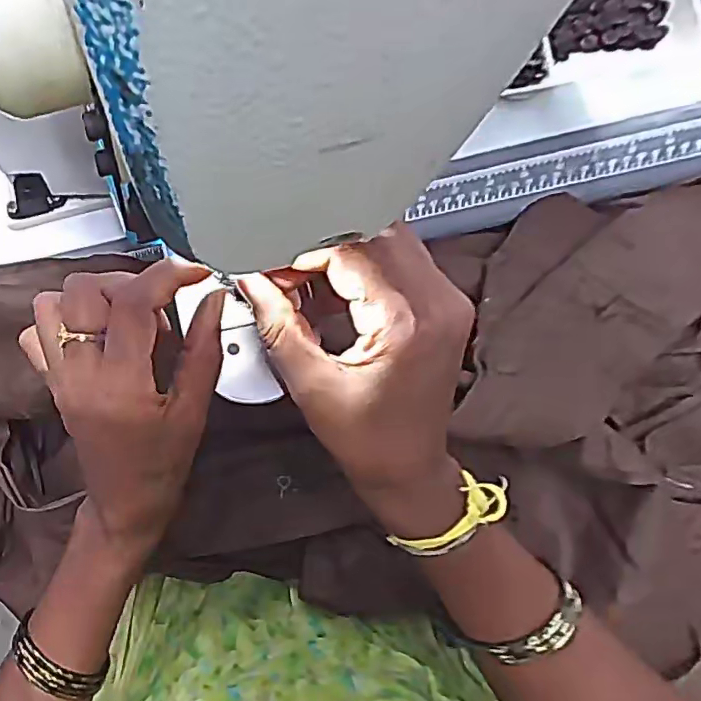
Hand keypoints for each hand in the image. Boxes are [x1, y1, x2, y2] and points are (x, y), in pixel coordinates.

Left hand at [19, 262, 226, 559]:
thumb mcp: (193, 411)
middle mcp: (80, 377)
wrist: (124, 503)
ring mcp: (59, 379)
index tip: (190, 274)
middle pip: (83, 290)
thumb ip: (203, 351)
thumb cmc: (160, 468)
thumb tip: (212, 301)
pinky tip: (93, 336)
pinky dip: (61, 320)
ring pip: (51, 304)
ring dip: (89, 297)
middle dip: (126, 282)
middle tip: (154, 306)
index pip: (132, 303)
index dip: (166, 275)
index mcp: (120, 386)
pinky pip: (36, 333)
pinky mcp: (51, 384)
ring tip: (122, 318)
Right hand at [238, 224, 472, 535]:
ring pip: (387, 240)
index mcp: (407, 321)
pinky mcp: (444, 304)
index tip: (269, 267)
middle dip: (320, 245)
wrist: (407, 466)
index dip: (301, 251)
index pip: (349, 250)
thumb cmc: (368, 440)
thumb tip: (253, 284)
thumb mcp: (310, 385)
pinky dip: (360, 267)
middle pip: (373, 234)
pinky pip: (399, 261)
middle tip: (282, 272)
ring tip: (302, 283)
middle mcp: (439, 301)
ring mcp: (447, 300)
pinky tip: (329, 292)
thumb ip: (278, 325)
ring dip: (340, 252)